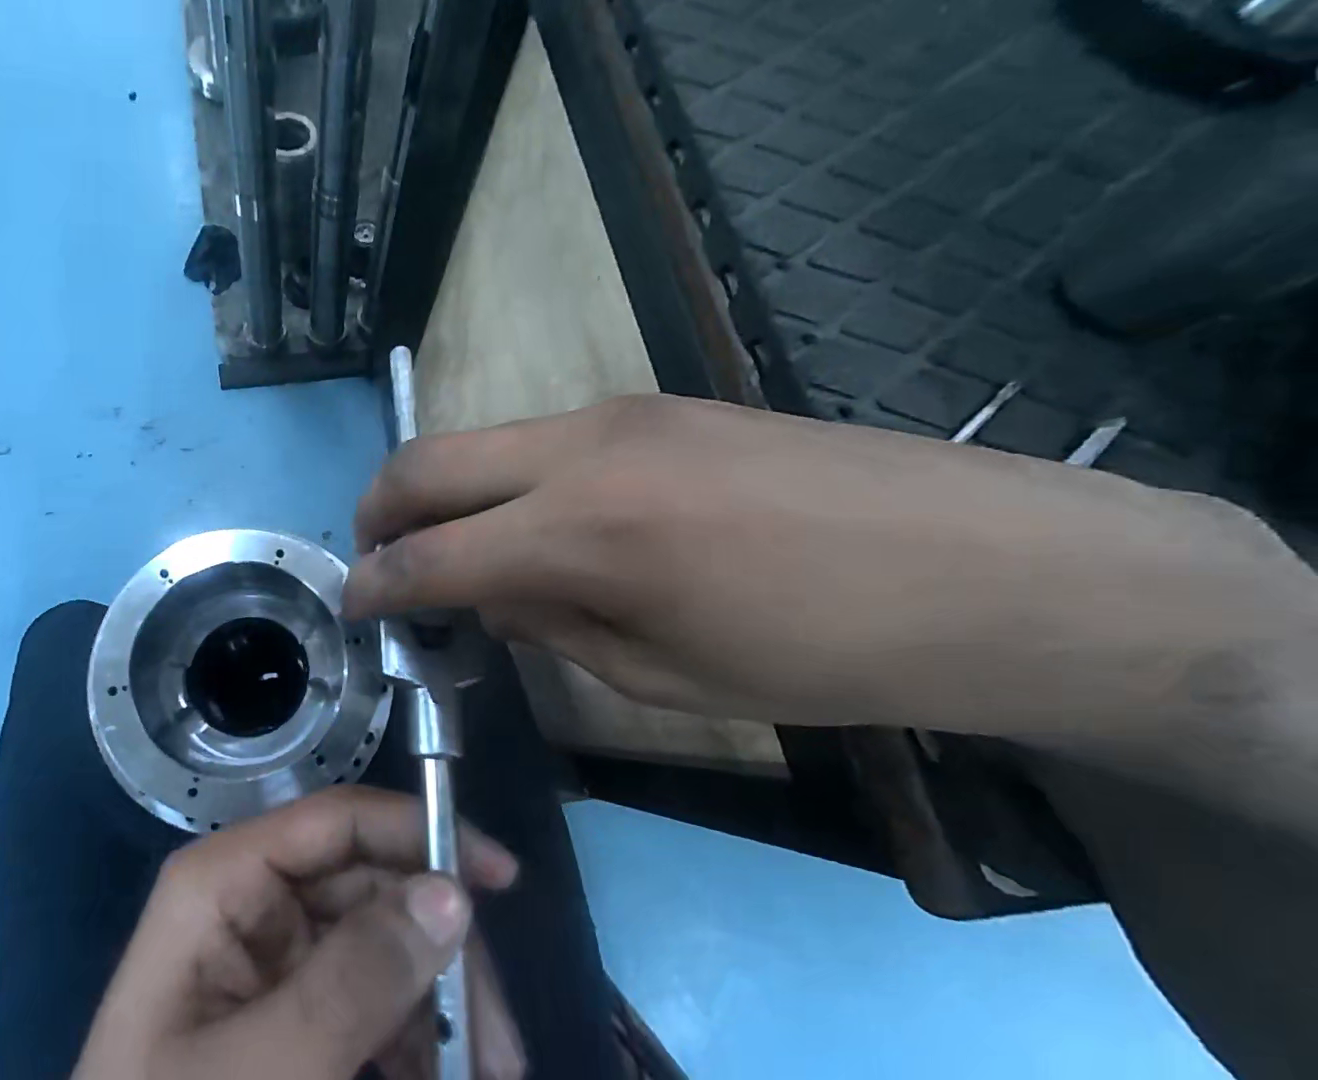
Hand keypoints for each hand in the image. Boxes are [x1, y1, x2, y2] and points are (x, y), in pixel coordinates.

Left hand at [71, 786, 526, 1079]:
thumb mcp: (265, 1066)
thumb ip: (354, 979)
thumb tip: (450, 891)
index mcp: (226, 879)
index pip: (339, 820)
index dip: (421, 830)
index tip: (499, 878)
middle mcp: (254, 898)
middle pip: (374, 884)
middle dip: (442, 950)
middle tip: (497, 1040)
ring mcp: (276, 953)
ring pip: (384, 942)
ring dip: (440, 1003)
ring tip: (486, 1070)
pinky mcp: (293, 1005)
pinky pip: (372, 994)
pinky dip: (415, 1033)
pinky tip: (442, 1072)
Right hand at [342, 396, 1317, 828]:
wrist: (991, 566)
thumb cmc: (823, 653)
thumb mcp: (664, 676)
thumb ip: (551, 626)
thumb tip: (485, 598)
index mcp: (582, 534)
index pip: (431, 555)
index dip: (376, 584)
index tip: (352, 607)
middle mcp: (581, 451)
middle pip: (427, 460)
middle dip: (379, 511)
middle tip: (376, 562)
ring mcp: (619, 413)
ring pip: (481, 441)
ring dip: (444, 494)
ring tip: (456, 552)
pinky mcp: (656, 403)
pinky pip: (541, 439)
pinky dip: (507, 482)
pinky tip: (538, 526)